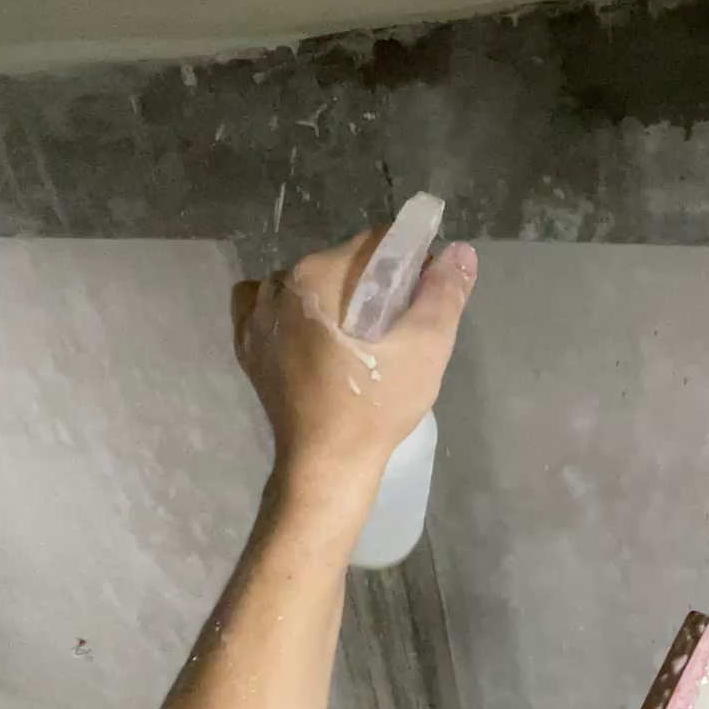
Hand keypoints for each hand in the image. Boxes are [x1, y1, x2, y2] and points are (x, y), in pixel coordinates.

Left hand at [231, 229, 476, 500]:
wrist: (327, 464)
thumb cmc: (377, 406)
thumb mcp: (426, 348)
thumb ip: (444, 293)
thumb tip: (461, 250)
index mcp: (320, 274)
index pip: (376, 244)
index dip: (409, 265)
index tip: (422, 303)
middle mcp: (280, 284)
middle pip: (342, 264)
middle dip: (374, 287)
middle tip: (396, 332)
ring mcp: (256, 317)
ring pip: (308, 284)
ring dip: (334, 300)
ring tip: (356, 342)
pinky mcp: (248, 347)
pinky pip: (271, 308)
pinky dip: (294, 314)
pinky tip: (315, 341)